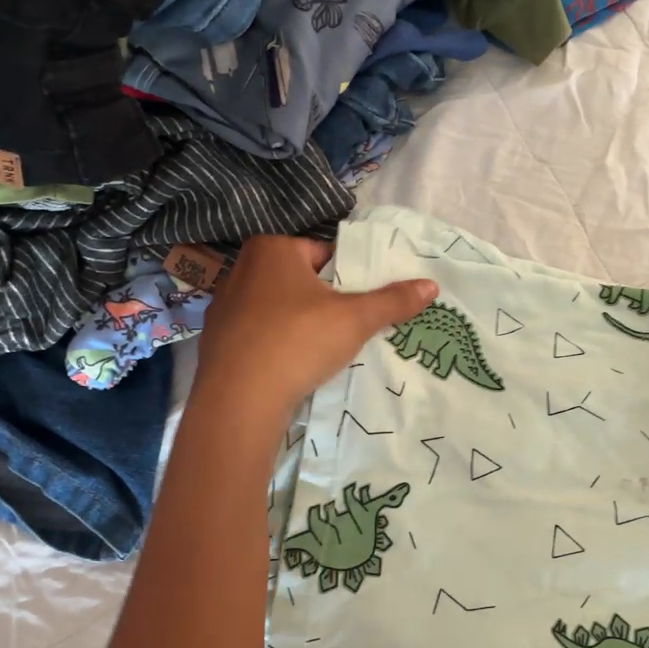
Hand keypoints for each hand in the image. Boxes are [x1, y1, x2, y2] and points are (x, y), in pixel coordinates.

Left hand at [194, 236, 436, 417]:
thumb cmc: (298, 341)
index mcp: (272, 249)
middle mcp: (241, 268)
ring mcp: (225, 306)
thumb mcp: (355, 319)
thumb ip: (393, 300)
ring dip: (301, 326)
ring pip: (278, 310)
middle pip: (301, 282)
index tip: (363, 306)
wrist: (239, 399)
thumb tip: (431, 285)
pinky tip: (293, 369)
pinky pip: (259, 336)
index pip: (325, 254)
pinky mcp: (217, 341)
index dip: (350, 279)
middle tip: (350, 330)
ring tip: (324, 353)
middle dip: (325, 303)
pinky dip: (278, 347)